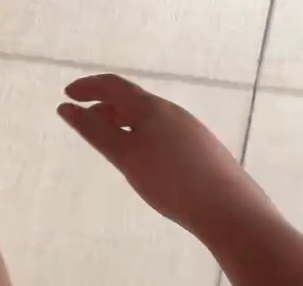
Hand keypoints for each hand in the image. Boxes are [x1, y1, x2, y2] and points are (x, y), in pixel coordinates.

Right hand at [58, 73, 269, 233]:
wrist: (238, 218)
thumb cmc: (171, 180)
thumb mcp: (123, 155)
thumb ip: (92, 129)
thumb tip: (65, 107)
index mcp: (151, 107)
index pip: (112, 84)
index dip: (87, 86)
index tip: (68, 95)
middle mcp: (174, 113)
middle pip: (133, 100)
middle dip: (105, 106)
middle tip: (87, 120)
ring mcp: (196, 133)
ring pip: (151, 118)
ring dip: (126, 122)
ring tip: (115, 142)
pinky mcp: (210, 153)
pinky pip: (168, 133)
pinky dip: (146, 136)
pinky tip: (149, 160)